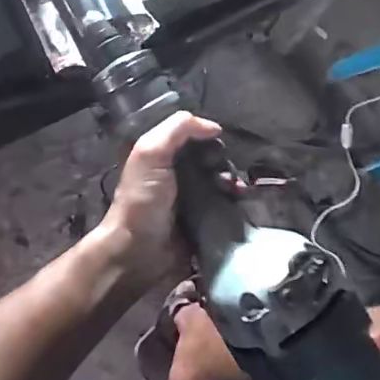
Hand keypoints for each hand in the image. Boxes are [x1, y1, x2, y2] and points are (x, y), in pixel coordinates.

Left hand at [96, 111, 222, 287]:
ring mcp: (192, 199)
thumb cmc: (142, 199)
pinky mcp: (204, 222)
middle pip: (211, 159)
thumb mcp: (150, 152)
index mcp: (163, 155)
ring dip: (233, 183)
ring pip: (221, 182)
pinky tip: (240, 203)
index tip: (219, 146)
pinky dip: (235, 202)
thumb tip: (215, 127)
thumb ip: (178, 129)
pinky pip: (226, 206)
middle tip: (227, 175)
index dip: (209, 139)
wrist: (139, 252)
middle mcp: (178, 174)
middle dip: (224, 163)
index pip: (194, 138)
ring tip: (236, 191)